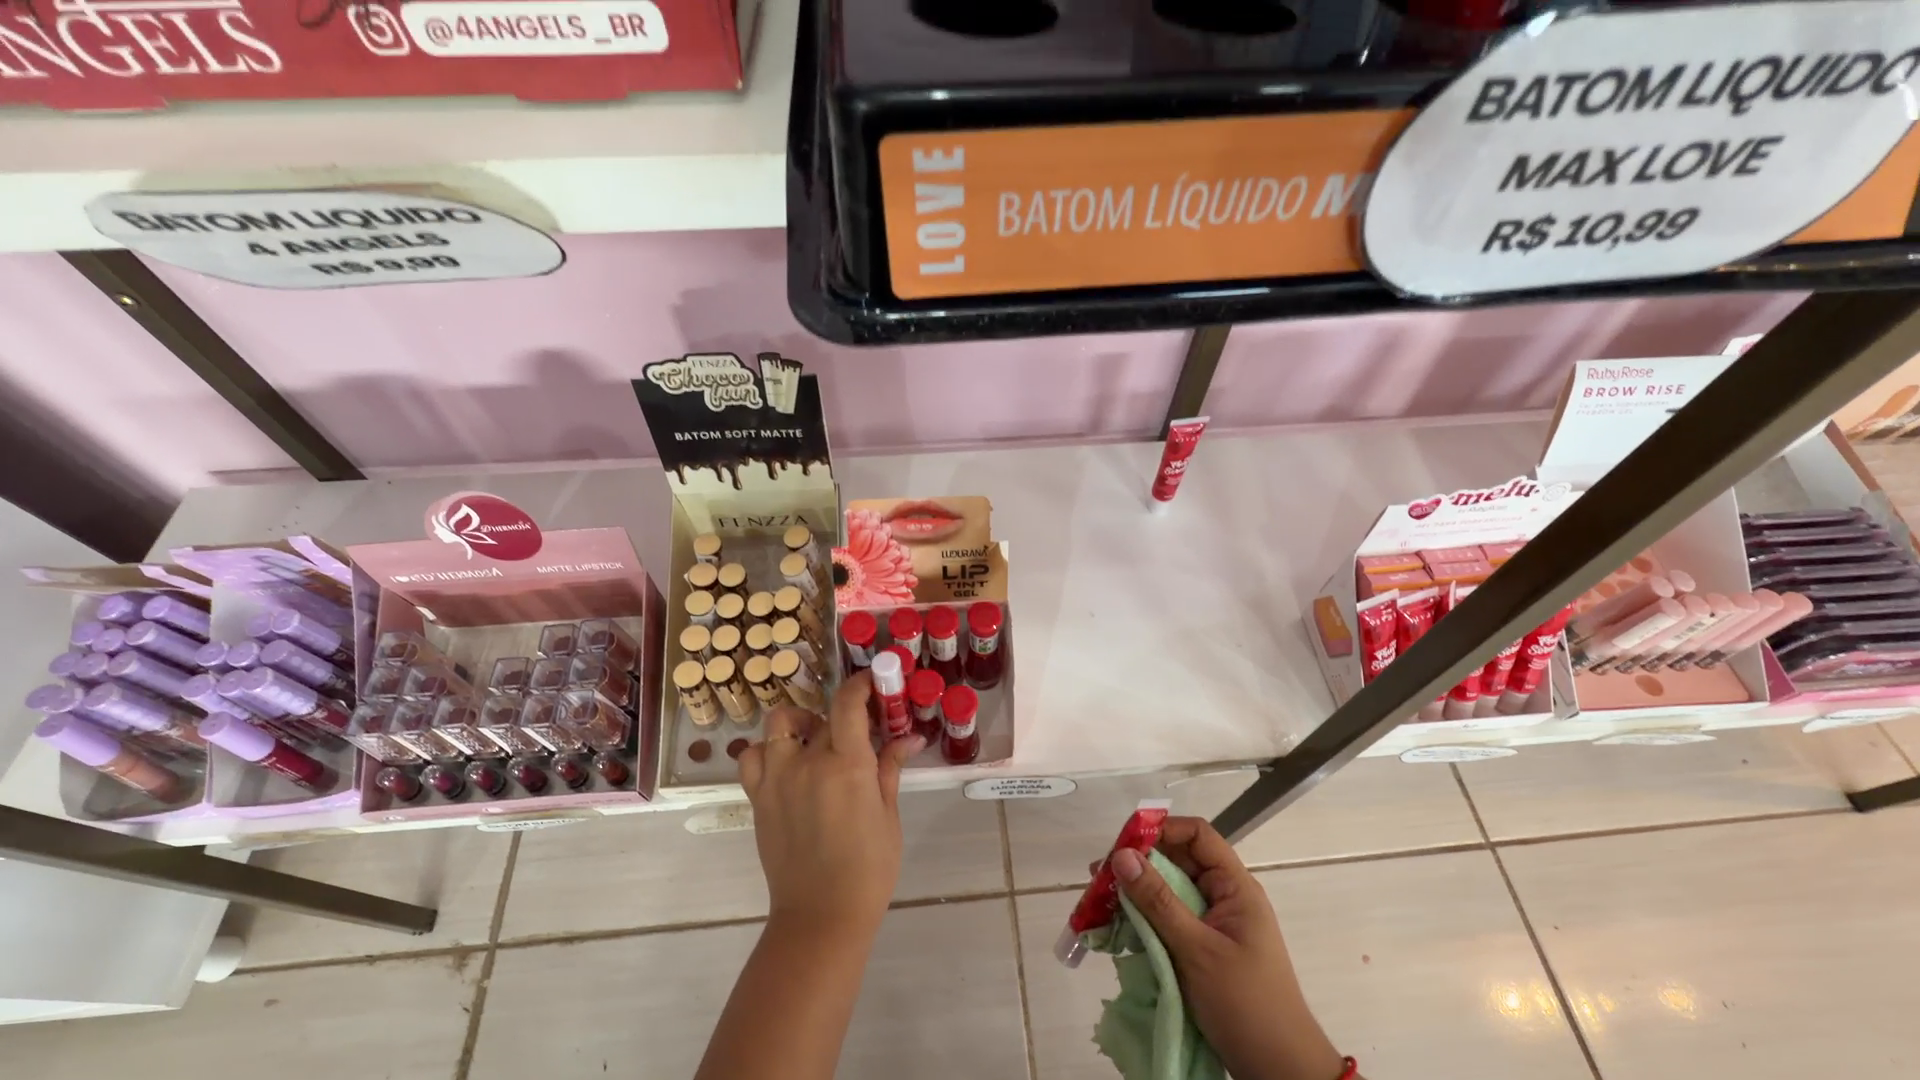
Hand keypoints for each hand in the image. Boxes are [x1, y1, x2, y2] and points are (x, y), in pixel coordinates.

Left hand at [738, 672, 923, 939]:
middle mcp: (808, 762)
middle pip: (823, 717)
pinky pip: (752, 756)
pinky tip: (785, 763)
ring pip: (779, 724)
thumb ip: (890, 769)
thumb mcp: (888, 815)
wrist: (821, 914)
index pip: (848, 703)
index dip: (860, 684)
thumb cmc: (868, 868)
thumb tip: (909, 735)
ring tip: (816, 741)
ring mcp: (777, 779)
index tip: (872, 682)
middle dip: (844, 716)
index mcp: (848, 765)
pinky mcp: (758, 798)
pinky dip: (767, 750)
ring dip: (799, 724)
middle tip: (860, 733)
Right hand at [1108, 817, 1348, 1079]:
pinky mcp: (1201, 951)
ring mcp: (1212, 925)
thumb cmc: (1245, 1003)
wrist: (1277, 1068)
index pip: (1197, 836)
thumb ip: (1158, 901)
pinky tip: (1115, 929)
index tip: (1122, 842)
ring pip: (1168, 893)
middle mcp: (1224, 898)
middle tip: (1098, 876)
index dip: (1161, 829)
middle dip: (1138, 865)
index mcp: (1235, 887)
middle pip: (1177, 862)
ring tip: (1098, 903)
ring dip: (1135, 895)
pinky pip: (1167, 922)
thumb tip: (1122, 855)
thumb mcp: (1196, 949)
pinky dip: (1142, 922)